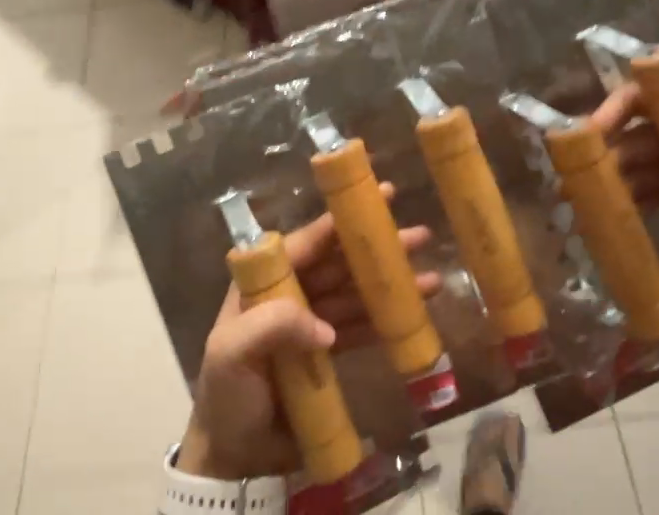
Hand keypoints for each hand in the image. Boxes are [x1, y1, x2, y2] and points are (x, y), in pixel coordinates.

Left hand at [178, 184, 439, 480]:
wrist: (233, 458)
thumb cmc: (226, 395)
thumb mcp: (232, 353)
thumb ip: (272, 326)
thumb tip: (326, 330)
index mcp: (263, 284)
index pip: (306, 243)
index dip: (340, 222)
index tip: (377, 200)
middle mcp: (289, 295)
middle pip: (339, 264)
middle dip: (377, 250)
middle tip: (420, 236)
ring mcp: (310, 324)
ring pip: (355, 293)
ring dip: (390, 284)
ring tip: (432, 278)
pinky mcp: (326, 353)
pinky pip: (360, 328)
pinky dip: (385, 319)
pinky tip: (415, 313)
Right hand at [591, 85, 658, 250]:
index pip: (648, 96)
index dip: (617, 107)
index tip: (596, 131)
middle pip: (630, 132)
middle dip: (601, 149)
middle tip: (575, 172)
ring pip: (629, 163)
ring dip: (604, 177)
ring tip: (579, 198)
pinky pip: (638, 193)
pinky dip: (619, 201)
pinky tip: (601, 216)